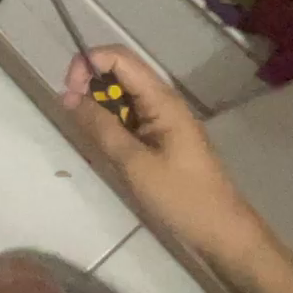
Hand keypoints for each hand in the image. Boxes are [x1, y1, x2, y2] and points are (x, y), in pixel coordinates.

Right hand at [62, 46, 259, 259]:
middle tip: (76, 115)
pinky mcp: (161, 133)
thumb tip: (67, 95)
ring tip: (93, 136)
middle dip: (89, 84)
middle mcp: (162, 100)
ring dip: (99, 105)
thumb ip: (99, 125)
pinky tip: (109, 147)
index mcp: (161, 99)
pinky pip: (128, 113)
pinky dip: (111, 121)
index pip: (117, 57)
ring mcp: (163, 116)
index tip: (70, 93)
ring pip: (120, 92)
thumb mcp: (133, 162)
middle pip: (118, 70)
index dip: (87, 64)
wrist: (225, 235)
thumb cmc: (182, 197)